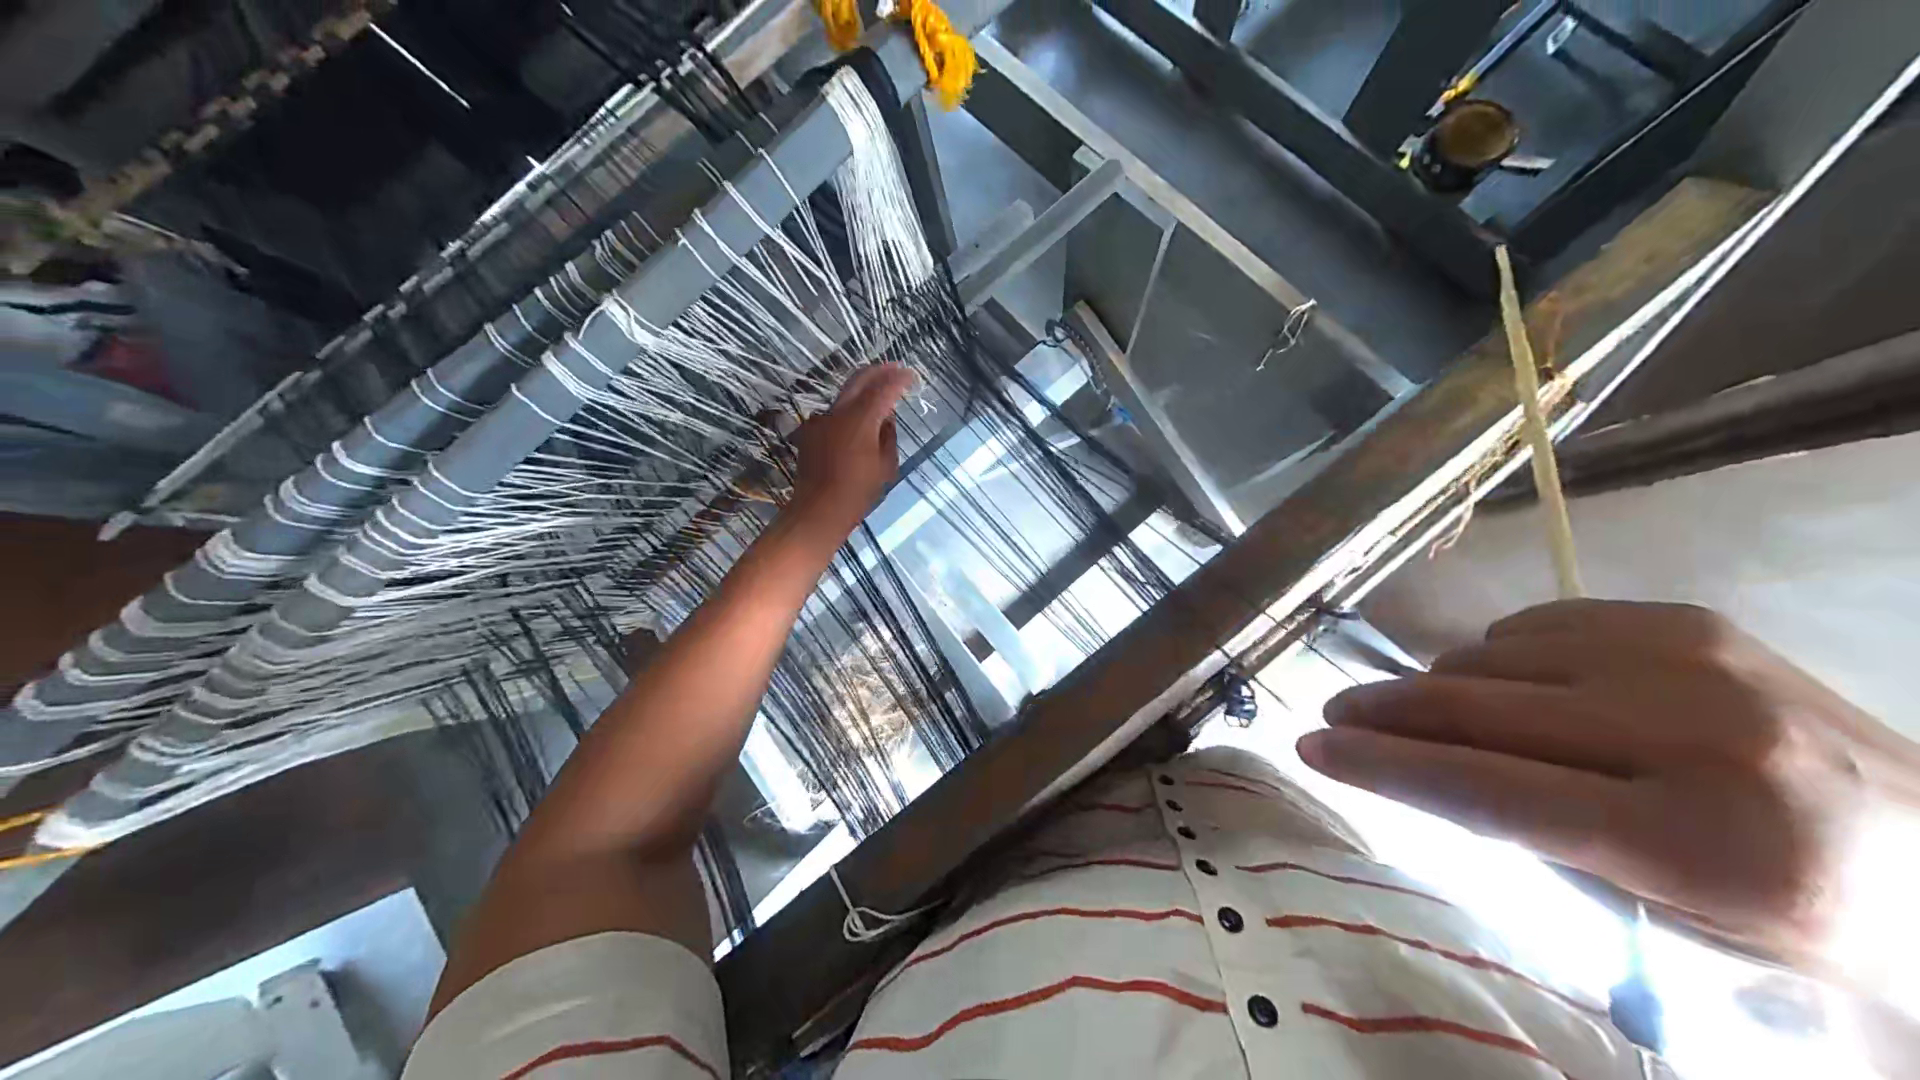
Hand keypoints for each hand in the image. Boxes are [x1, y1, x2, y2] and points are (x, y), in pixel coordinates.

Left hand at [786, 364, 914, 537]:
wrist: (818, 510)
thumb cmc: (858, 492)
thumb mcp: (885, 466)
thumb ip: (888, 435)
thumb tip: (886, 419)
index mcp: (860, 418)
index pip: (884, 388)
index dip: (899, 379)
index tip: (911, 375)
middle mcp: (837, 412)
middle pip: (859, 380)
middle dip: (879, 372)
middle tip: (895, 369)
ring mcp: (820, 420)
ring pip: (845, 396)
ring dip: (862, 392)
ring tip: (879, 399)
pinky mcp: (810, 432)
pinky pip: (834, 415)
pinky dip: (849, 413)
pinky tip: (857, 427)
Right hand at [1298, 600, 1883, 969]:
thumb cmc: (1798, 915)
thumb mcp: (1665, 918)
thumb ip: (1533, 839)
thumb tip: (1414, 766)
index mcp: (1708, 841)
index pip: (1490, 791)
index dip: (1383, 768)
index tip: (1309, 748)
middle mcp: (1698, 732)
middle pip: (1475, 708)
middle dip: (1383, 712)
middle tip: (1335, 718)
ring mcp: (1691, 658)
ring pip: (1488, 658)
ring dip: (1442, 688)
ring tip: (1441, 717)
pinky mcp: (1685, 619)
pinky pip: (1529, 626)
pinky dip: (1496, 659)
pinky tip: (1517, 688)